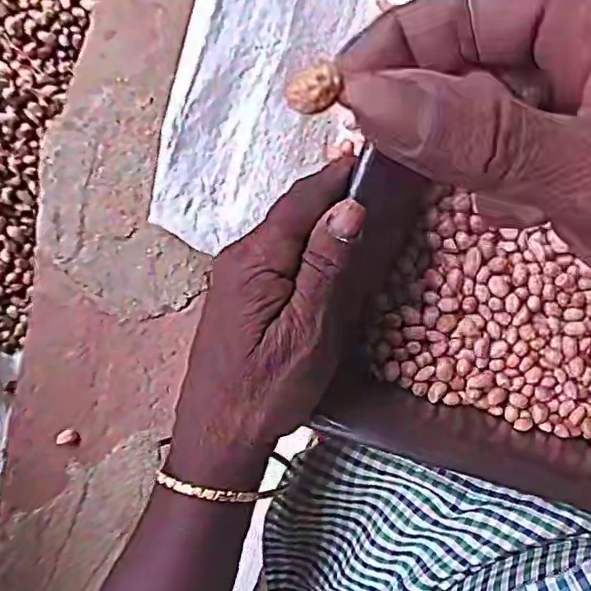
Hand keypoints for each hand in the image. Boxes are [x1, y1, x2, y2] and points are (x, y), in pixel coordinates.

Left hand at [171, 160, 365, 486]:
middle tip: (373, 175)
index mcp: (256, 260)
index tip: (371, 154)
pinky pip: (279, 252)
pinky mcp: (240, 294)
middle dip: (330, 189)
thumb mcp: (307, 331)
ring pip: (285, 231)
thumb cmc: (266, 389)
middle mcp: (240, 257)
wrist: (217, 435)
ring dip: (320, 214)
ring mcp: (236, 276)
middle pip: (291, 210)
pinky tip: (329, 246)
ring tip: (359, 202)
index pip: (302, 201)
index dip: (338, 176)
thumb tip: (349, 208)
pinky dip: (308, 240)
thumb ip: (327, 268)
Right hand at [336, 0, 590, 327]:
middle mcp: (589, 49)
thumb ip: (483, 137)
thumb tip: (375, 100)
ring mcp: (576, 100)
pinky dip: (494, 184)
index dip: (405, 43)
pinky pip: (499, 148)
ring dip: (471, 157)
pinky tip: (528, 214)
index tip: (346, 89)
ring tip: (514, 201)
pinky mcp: (567, 146)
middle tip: (386, 150)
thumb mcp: (586, 178)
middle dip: (434, 109)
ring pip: (480, 108)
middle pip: (473, 55)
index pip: (479, 6)